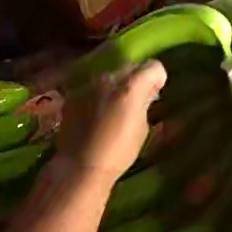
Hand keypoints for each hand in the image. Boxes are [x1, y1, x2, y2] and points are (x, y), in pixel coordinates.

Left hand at [57, 60, 166, 182]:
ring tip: (113, 108)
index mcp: (132, 87)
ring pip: (109, 76)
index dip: (157, 78)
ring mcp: (89, 85)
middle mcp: (110, 79)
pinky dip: (97, 96)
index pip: (153, 66)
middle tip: (136, 100)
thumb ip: (144, 104)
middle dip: (136, 80)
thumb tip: (145, 95)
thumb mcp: (142, 128)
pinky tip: (95, 115)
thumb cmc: (119, 151)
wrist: (80, 165)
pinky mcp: (73, 95)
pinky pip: (92, 87)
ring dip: (116, 87)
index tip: (156, 92)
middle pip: (130, 67)